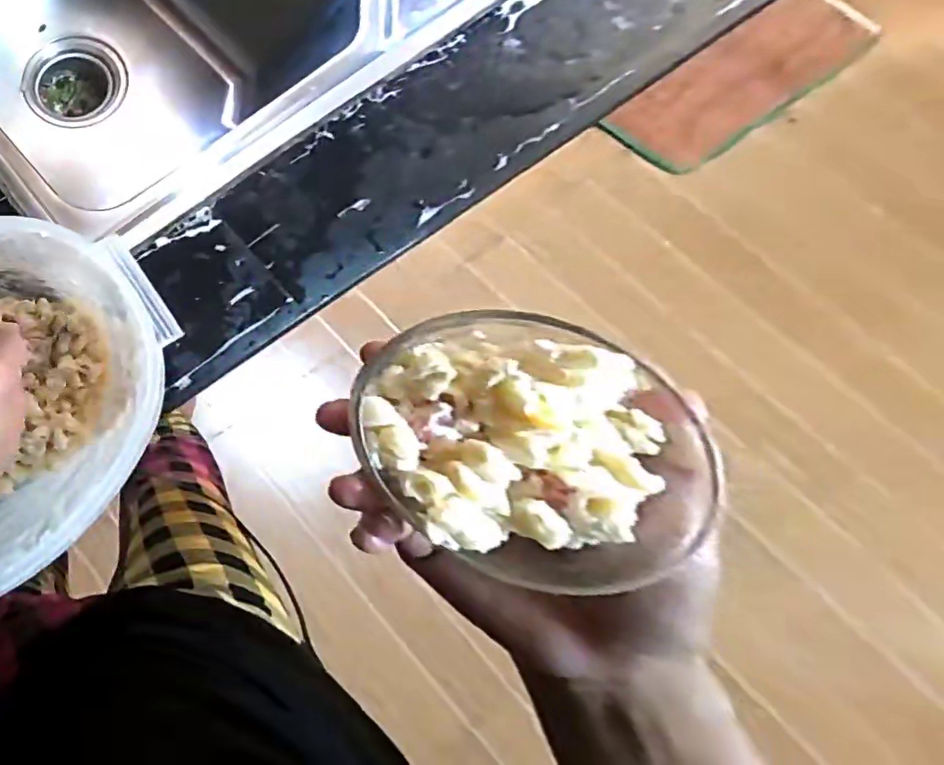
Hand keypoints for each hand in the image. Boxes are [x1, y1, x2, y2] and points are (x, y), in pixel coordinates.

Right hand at [317, 342, 720, 682]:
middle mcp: (461, 461)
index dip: (414, 365)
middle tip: (334, 413)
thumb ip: (669, 458)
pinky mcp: (423, 545)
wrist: (621, 661)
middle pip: (399, 424)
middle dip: (358, 412)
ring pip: (379, 473)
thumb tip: (677, 393)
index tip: (379, 350)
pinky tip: (370, 538)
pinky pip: (385, 528)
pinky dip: (369, 528)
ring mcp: (437, 503)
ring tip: (344, 490)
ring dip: (352, 473)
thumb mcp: (676, 516)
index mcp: (507, 442)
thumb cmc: (652, 583)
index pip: (454, 390)